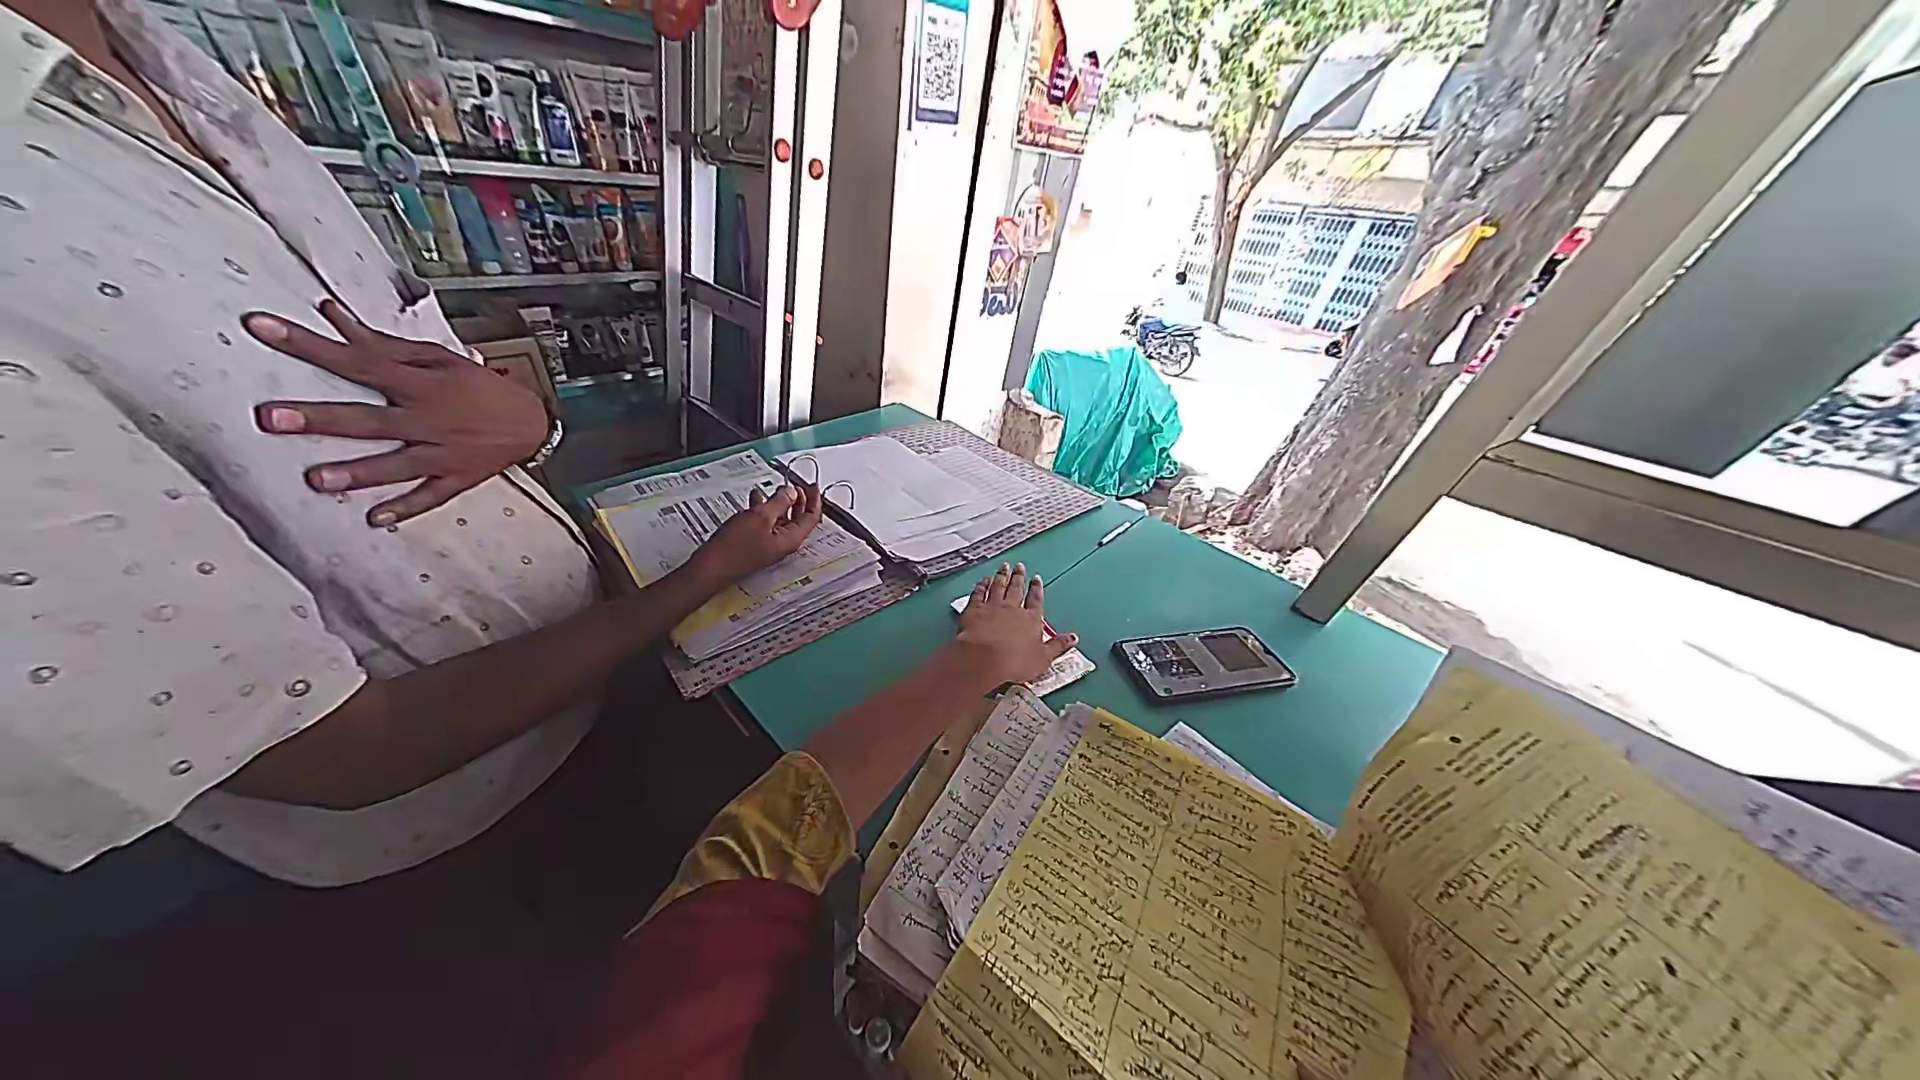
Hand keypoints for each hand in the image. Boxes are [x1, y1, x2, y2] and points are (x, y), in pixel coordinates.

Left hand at [245, 300, 550, 526]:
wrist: (535, 422)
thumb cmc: (486, 389)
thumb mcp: (443, 359)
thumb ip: (386, 345)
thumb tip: (334, 318)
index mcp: (425, 386)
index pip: (360, 363)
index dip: (310, 345)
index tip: (262, 328)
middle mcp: (431, 420)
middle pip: (371, 420)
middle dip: (323, 419)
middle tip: (274, 419)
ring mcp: (446, 453)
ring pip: (399, 464)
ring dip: (360, 471)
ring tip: (319, 479)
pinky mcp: (460, 477)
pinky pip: (432, 494)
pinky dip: (407, 507)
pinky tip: (377, 518)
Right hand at [686, 484, 823, 585]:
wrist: (711, 566)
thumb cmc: (735, 546)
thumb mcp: (761, 516)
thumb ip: (780, 502)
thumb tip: (792, 492)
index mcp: (791, 538)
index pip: (812, 517)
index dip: (814, 499)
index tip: (811, 485)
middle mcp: (784, 543)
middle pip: (799, 518)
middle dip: (799, 500)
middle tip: (795, 485)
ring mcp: (770, 544)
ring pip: (782, 519)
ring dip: (780, 503)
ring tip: (776, 488)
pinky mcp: (757, 543)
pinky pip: (767, 523)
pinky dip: (765, 509)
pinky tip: (756, 497)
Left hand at [942, 563, 1076, 689]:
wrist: (984, 659)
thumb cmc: (1014, 662)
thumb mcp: (1043, 658)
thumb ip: (1057, 646)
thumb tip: (1073, 638)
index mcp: (1030, 620)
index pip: (1035, 601)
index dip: (1036, 589)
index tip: (1036, 579)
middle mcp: (1012, 609)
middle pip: (1016, 589)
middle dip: (1019, 577)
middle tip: (1020, 567)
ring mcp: (992, 607)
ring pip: (998, 586)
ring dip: (1002, 576)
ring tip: (1004, 567)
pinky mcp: (974, 610)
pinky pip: (979, 593)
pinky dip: (981, 585)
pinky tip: (983, 580)